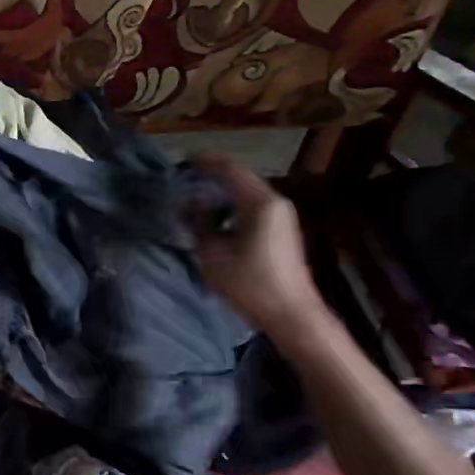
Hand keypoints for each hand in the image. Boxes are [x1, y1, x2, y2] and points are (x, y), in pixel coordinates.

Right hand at [190, 154, 326, 335]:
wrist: (292, 314)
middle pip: (240, 177)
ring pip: (246, 192)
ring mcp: (282, 216)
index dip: (205, 161)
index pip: (230, 169)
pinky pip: (252, 205)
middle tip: (184, 179)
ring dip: (221, 191)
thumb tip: (192, 205)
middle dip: (212, 176)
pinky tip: (215, 216)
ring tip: (194, 197)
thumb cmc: (250, 283)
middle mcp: (275, 202)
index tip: (181, 161)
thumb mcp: (213, 253)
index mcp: (260, 203)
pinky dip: (232, 204)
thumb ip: (200, 222)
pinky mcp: (282, 229)